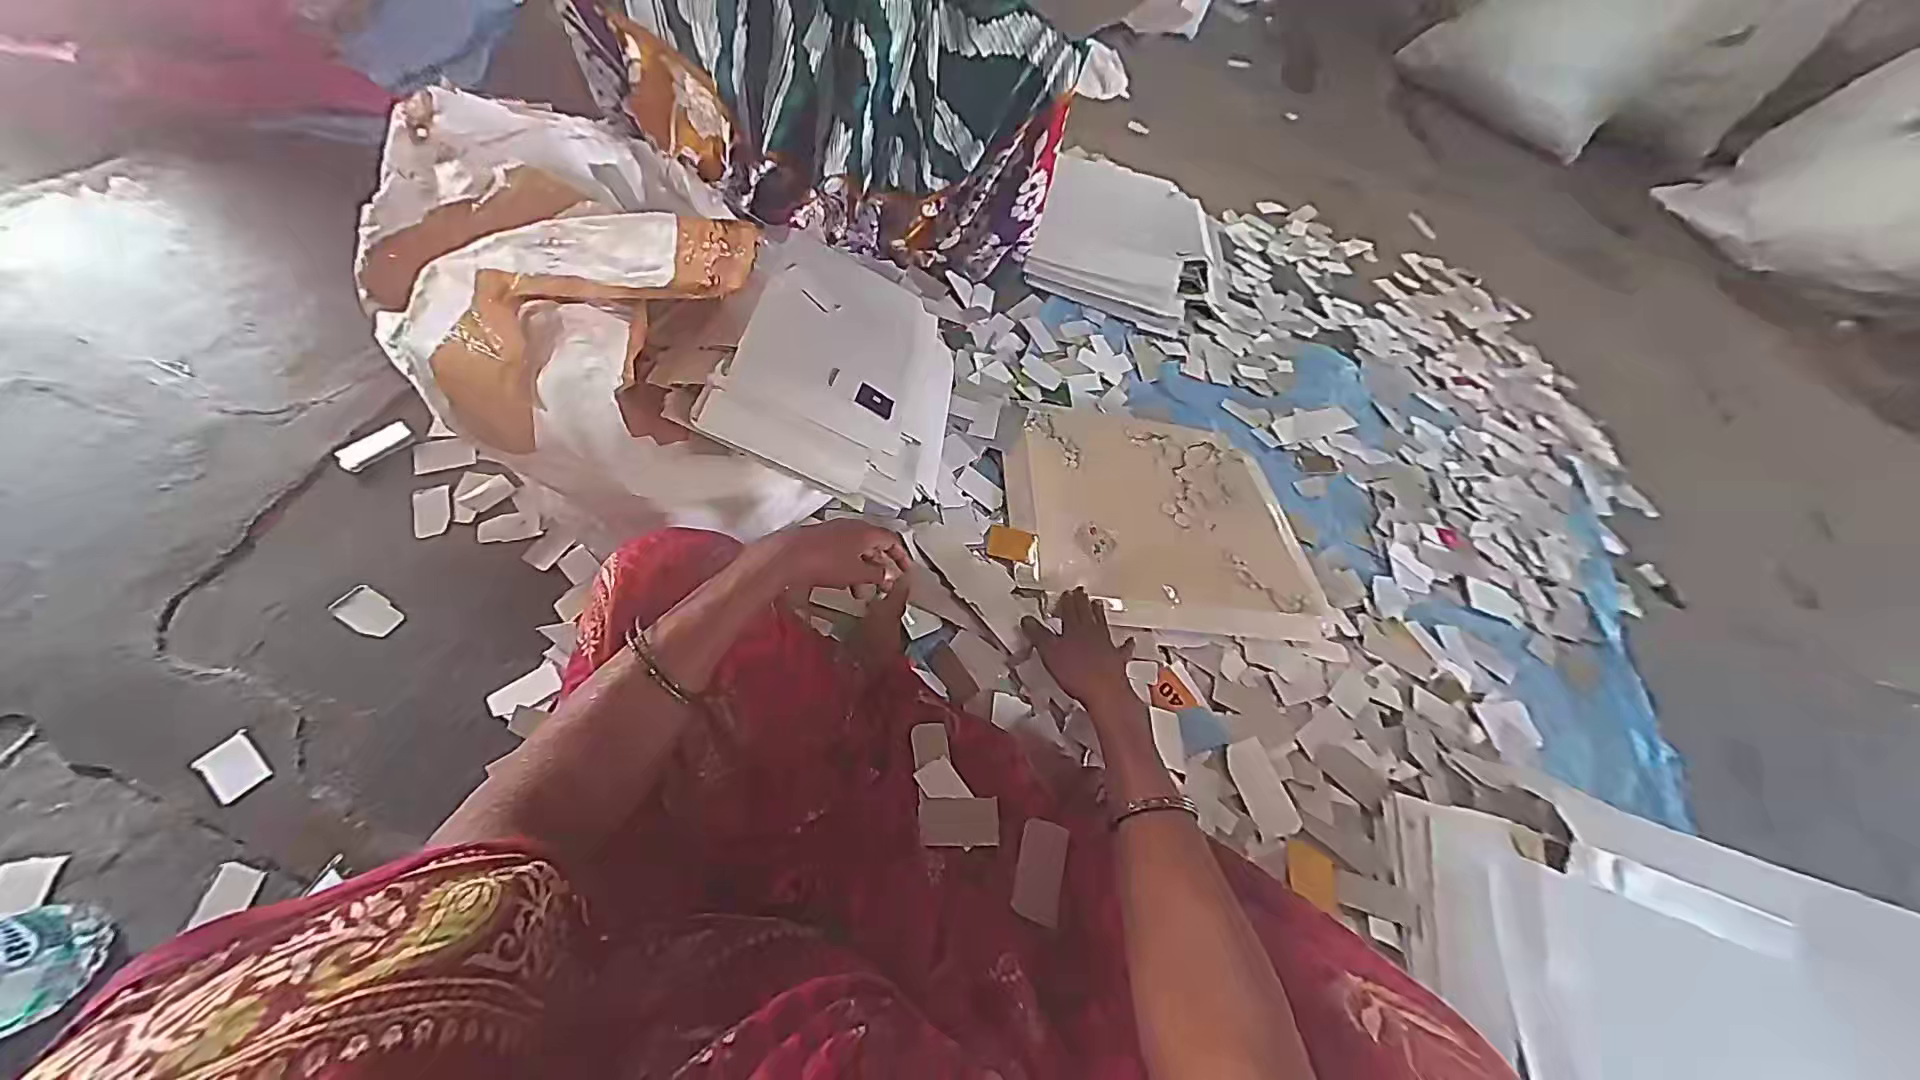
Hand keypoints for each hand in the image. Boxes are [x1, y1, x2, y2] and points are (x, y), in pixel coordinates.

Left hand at [757, 519, 910, 592]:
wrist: (788, 557)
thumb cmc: (821, 559)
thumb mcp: (858, 573)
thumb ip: (877, 575)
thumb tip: (885, 576)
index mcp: (866, 531)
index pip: (892, 540)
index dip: (901, 555)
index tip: (904, 567)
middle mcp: (851, 527)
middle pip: (874, 544)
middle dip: (880, 565)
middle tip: (884, 581)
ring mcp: (834, 532)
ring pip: (857, 550)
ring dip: (863, 569)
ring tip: (861, 588)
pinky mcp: (820, 541)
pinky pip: (842, 553)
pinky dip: (848, 566)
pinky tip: (843, 581)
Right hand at [1023, 588, 1136, 710]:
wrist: (1104, 692)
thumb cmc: (1077, 673)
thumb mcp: (1049, 652)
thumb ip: (1037, 634)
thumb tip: (1028, 621)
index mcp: (1074, 628)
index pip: (1069, 608)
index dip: (1066, 600)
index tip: (1065, 593)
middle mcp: (1092, 633)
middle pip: (1086, 612)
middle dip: (1082, 601)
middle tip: (1081, 592)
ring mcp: (1106, 645)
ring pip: (1102, 624)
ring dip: (1099, 614)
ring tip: (1098, 605)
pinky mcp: (1116, 660)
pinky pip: (1122, 648)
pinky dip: (1126, 644)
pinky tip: (1130, 641)